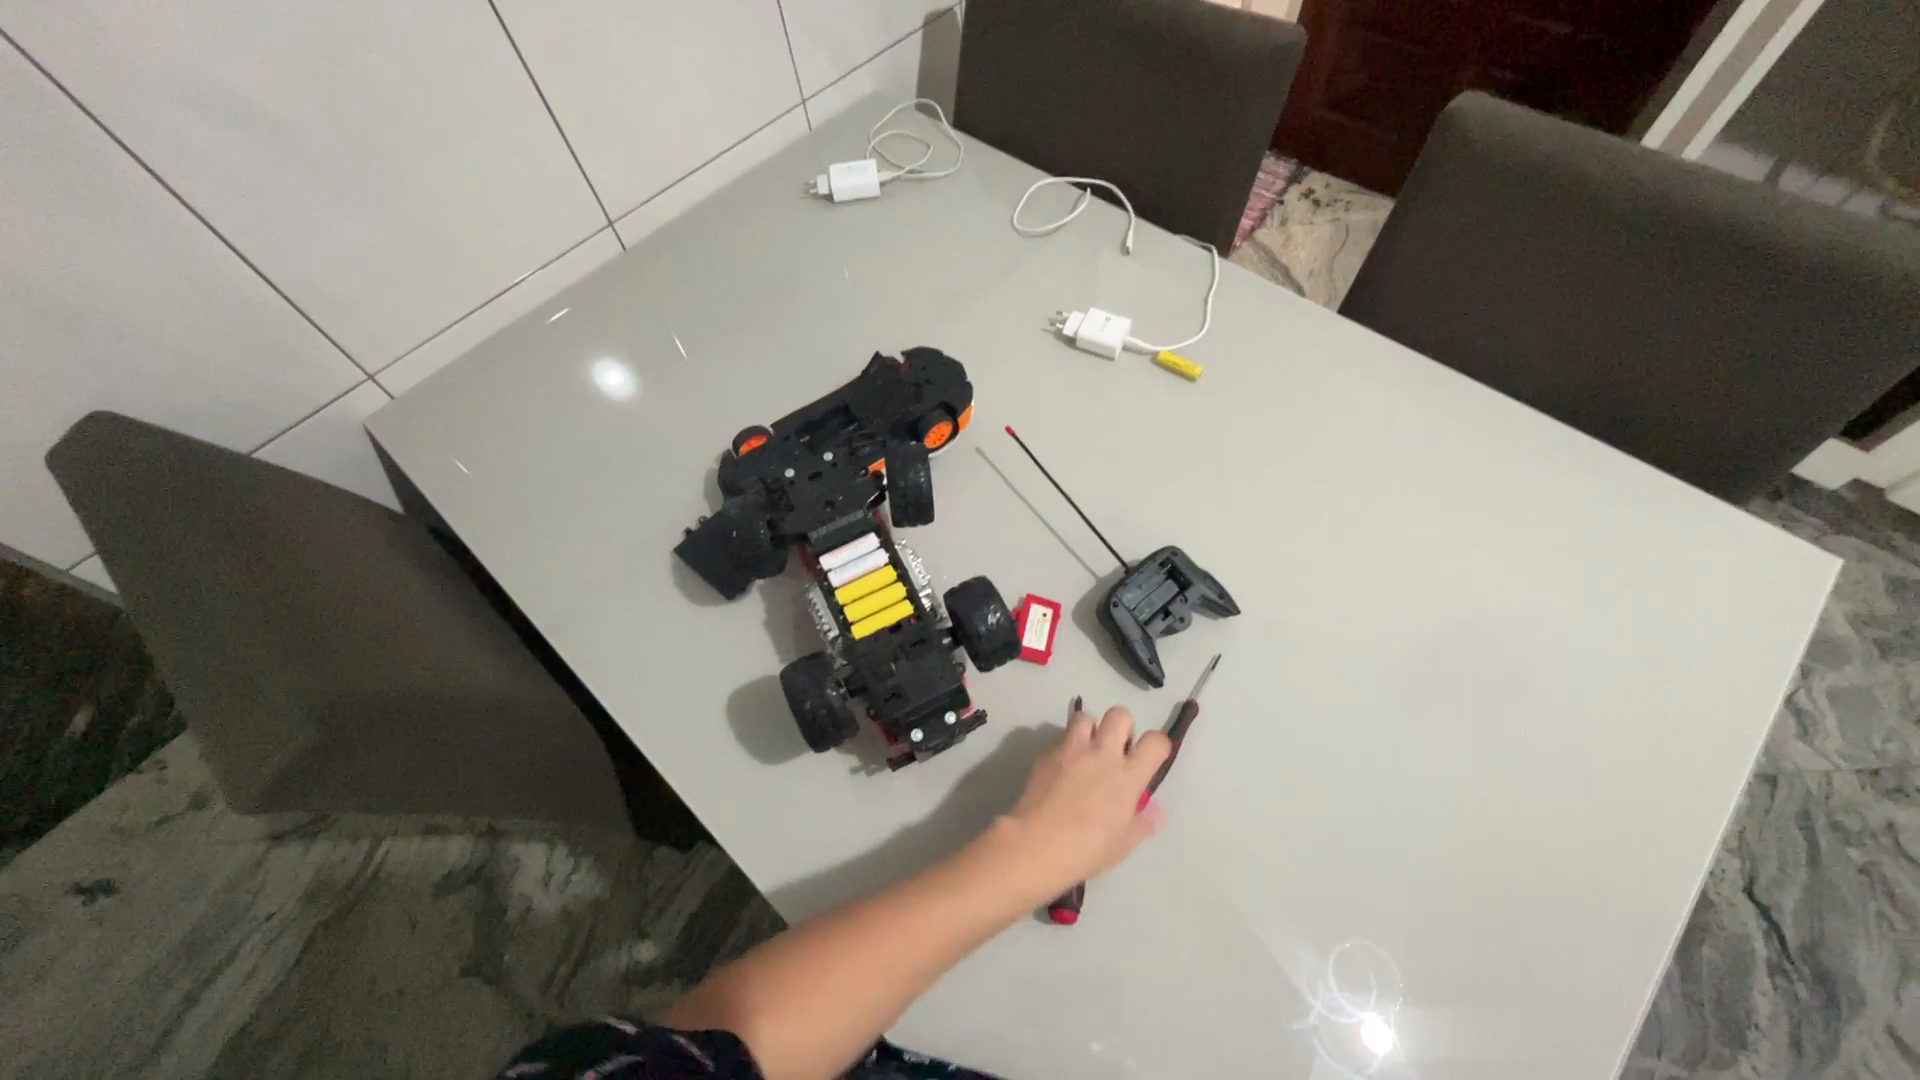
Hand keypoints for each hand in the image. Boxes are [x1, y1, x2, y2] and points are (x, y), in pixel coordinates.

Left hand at [999, 704, 1171, 894]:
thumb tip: (1156, 810)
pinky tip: (1061, 768)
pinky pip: (1060, 737)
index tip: (1149, 759)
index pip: (1155, 742)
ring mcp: (1071, 749)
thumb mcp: (1123, 844)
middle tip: (1116, 750)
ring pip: (1085, 716)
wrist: (1036, 844)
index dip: (1157, 746)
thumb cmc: (1086, 849)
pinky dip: (1065, 746)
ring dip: (1090, 729)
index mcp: (1127, 776)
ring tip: (1086, 752)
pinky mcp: (1045, 753)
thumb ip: (1143, 823)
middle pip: (1119, 714)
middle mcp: (1102, 754)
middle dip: (1122, 726)